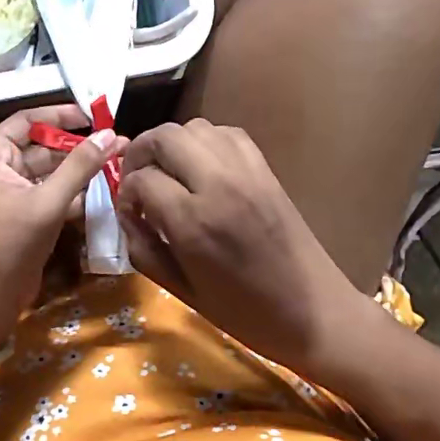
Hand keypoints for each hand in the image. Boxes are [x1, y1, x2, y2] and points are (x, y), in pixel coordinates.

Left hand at [0, 105, 124, 343]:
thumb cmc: (11, 244)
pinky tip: (104, 191)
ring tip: (117, 164)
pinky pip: (50, 193)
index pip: (27, 121)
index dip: (60, 115)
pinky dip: (73, 192)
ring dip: (80, 170)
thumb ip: (80, 167)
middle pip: (42, 146)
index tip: (95, 116)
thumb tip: (111, 135)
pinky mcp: (24, 215)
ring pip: (50, 172)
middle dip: (78, 146)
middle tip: (117, 144)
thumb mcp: (48, 202)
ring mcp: (11, 194)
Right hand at [117, 119, 371, 370]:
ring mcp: (247, 171)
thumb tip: (130, 216)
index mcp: (194, 221)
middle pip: (164, 137)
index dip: (125, 195)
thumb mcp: (182, 292)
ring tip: (168, 173)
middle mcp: (219, 184)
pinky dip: (206, 143)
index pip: (141, 180)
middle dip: (140, 153)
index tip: (131, 215)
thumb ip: (144, 250)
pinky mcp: (267, 170)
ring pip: (196, 127)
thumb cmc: (244, 313)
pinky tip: (202, 169)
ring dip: (173, 144)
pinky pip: (228, 134)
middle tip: (137, 181)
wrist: (313, 312)